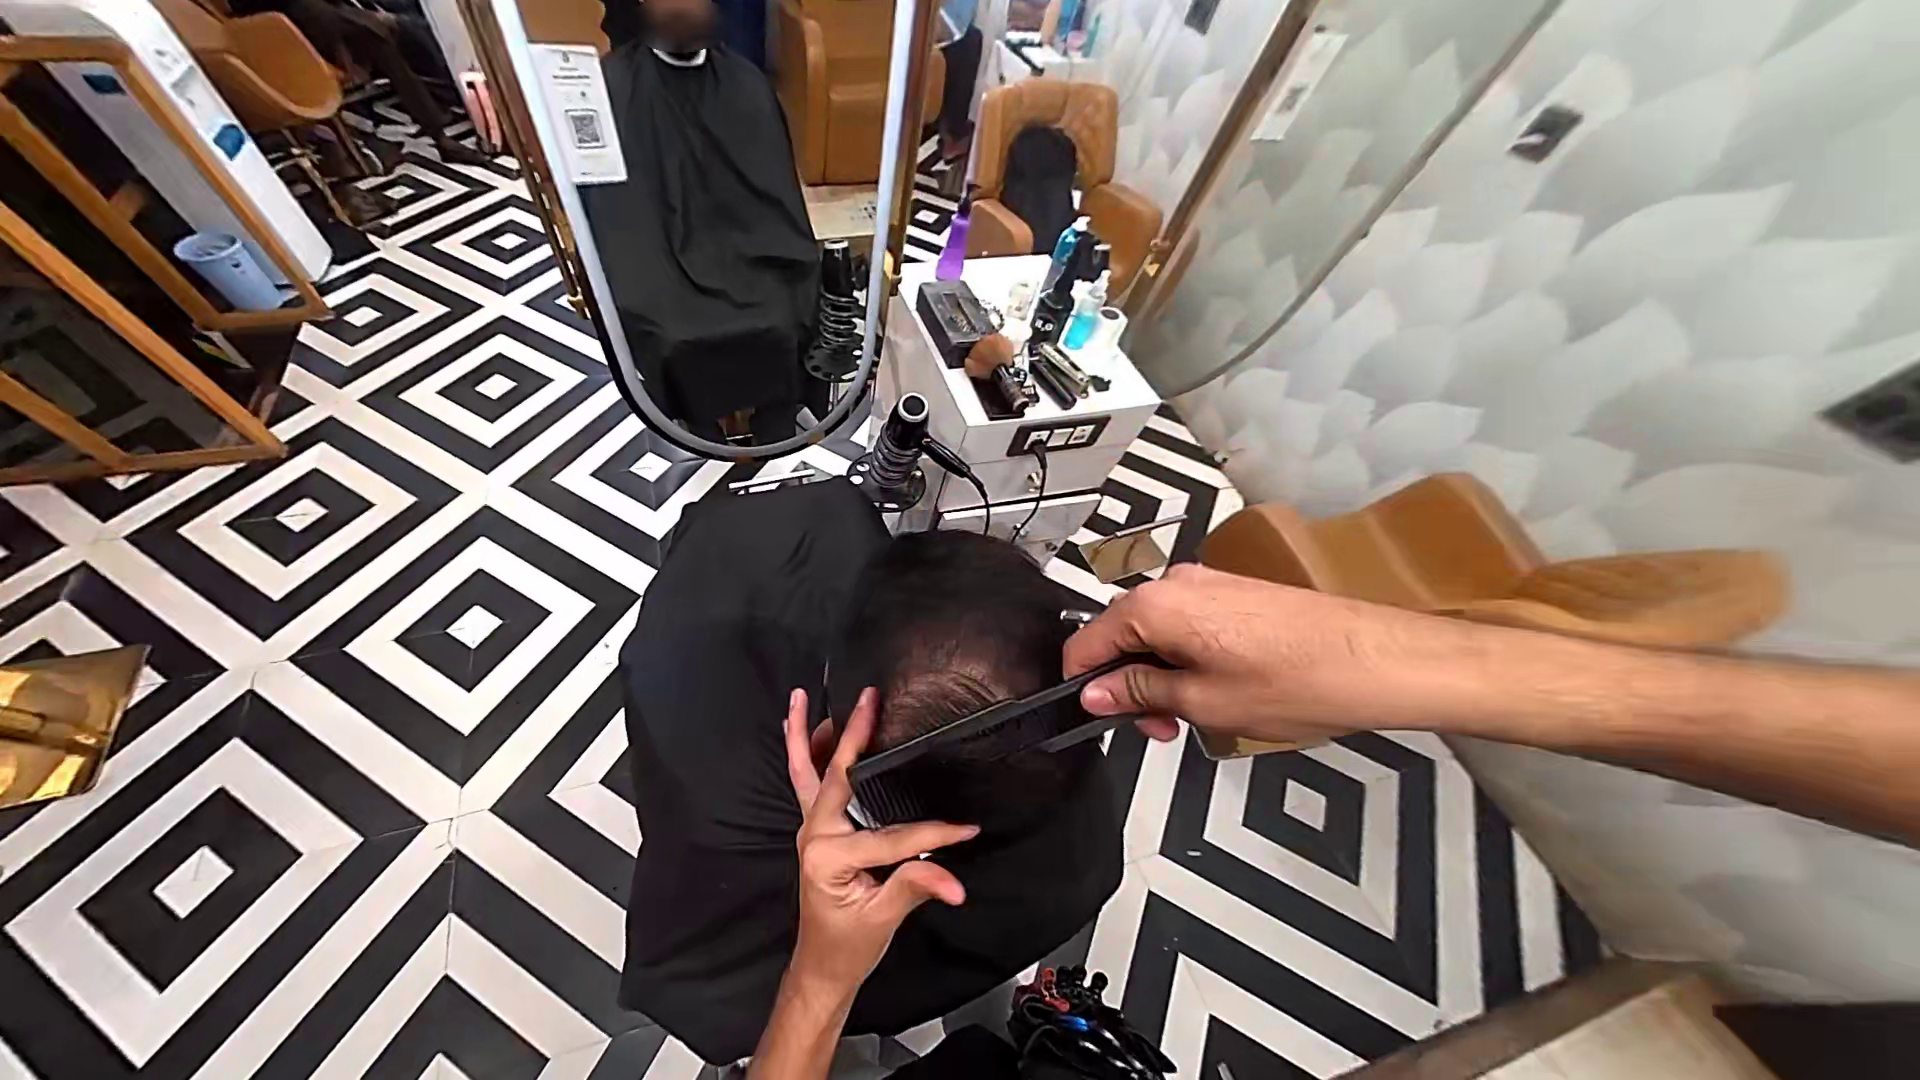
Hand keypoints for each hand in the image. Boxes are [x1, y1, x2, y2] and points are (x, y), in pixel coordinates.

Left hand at [782, 688, 977, 992]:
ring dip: (803, 734)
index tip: (965, 830)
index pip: (891, 835)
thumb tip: (953, 879)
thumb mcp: (882, 919)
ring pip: (805, 771)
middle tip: (869, 697)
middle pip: (836, 775)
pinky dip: (804, 753)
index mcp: (829, 856)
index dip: (933, 834)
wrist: (821, 965)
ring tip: (800, 698)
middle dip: (854, 733)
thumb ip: (914, 887)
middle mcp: (814, 834)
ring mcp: (811, 827)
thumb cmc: (847, 945)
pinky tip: (810, 729)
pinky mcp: (816, 826)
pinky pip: (805, 781)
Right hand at [1063, 564, 1492, 744]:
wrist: (1380, 658)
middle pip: (1121, 634)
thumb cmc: (1295, 681)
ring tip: (1195, 711)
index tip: (1101, 716)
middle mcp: (1173, 583)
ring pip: (1155, 630)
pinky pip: (1186, 622)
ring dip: (1159, 672)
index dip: (1085, 683)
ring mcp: (1205, 582)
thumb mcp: (1201, 700)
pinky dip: (1185, 655)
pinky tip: (1217, 685)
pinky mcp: (1231, 590)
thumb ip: (1136, 693)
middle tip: (1160, 726)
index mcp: (1153, 606)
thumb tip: (1093, 692)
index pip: (1086, 641)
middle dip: (1128, 681)